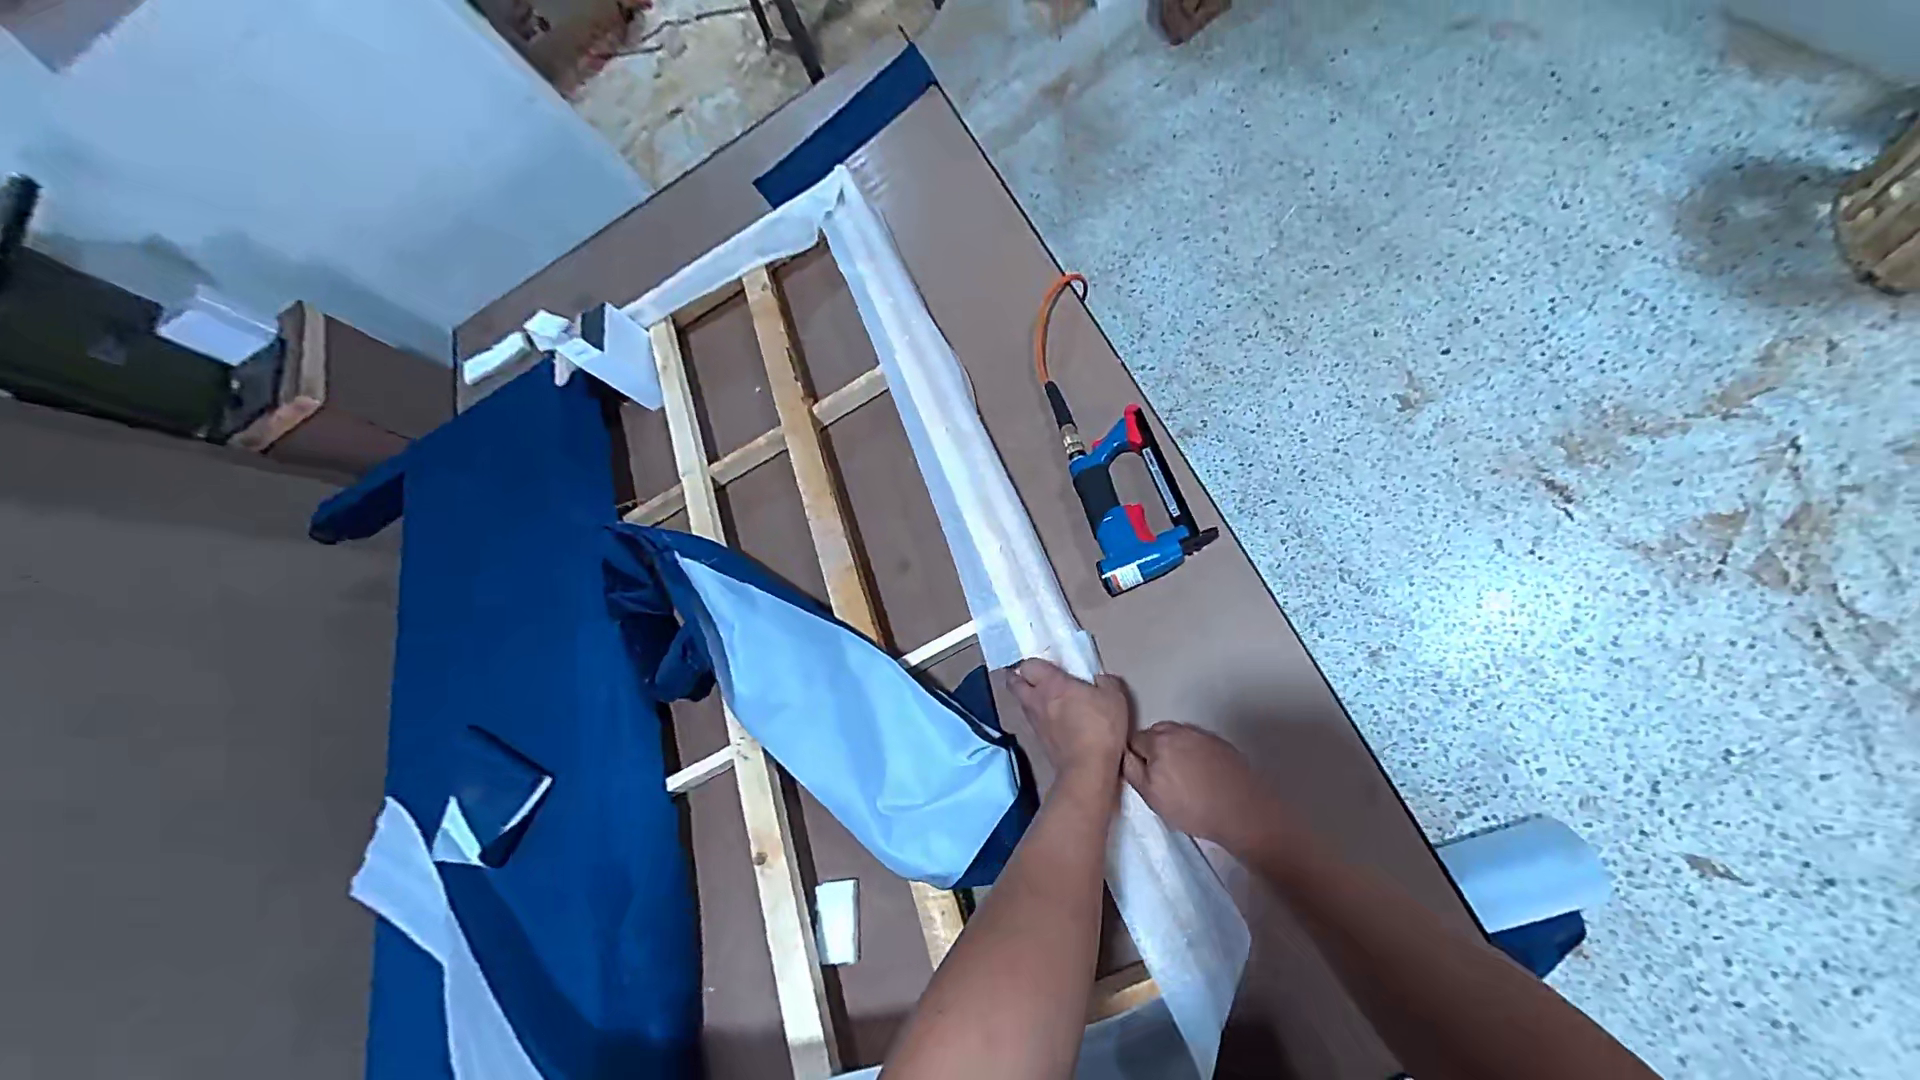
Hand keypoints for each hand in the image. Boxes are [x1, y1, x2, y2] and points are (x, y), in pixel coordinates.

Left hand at [1008, 658, 1130, 783]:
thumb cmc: (1100, 728)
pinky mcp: (1038, 740)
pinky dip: (1036, 716)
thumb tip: (1099, 680)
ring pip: (1021, 702)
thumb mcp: (1114, 698)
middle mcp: (1036, 700)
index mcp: (1051, 684)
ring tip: (1043, 697)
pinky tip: (1051, 718)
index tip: (1046, 664)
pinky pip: (1031, 720)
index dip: (1034, 663)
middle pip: (1014, 682)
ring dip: (1027, 696)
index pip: (1028, 665)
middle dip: (1019, 676)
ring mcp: (1034, 722)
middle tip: (1033, 676)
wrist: (1087, 769)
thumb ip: (1106, 682)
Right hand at [1123, 721, 1280, 852]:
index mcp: (1158, 740)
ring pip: (1177, 736)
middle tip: (1163, 777)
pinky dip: (1194, 753)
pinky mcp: (1221, 743)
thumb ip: (1131, 770)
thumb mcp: (1152, 796)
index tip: (1145, 775)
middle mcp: (1179, 730)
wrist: (1243, 812)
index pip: (1133, 739)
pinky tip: (1201, 774)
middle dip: (1154, 750)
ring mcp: (1202, 734)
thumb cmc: (1193, 808)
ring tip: (1184, 777)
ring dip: (1174, 749)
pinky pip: (1197, 742)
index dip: (1136, 758)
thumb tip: (1124, 754)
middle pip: (1155, 733)